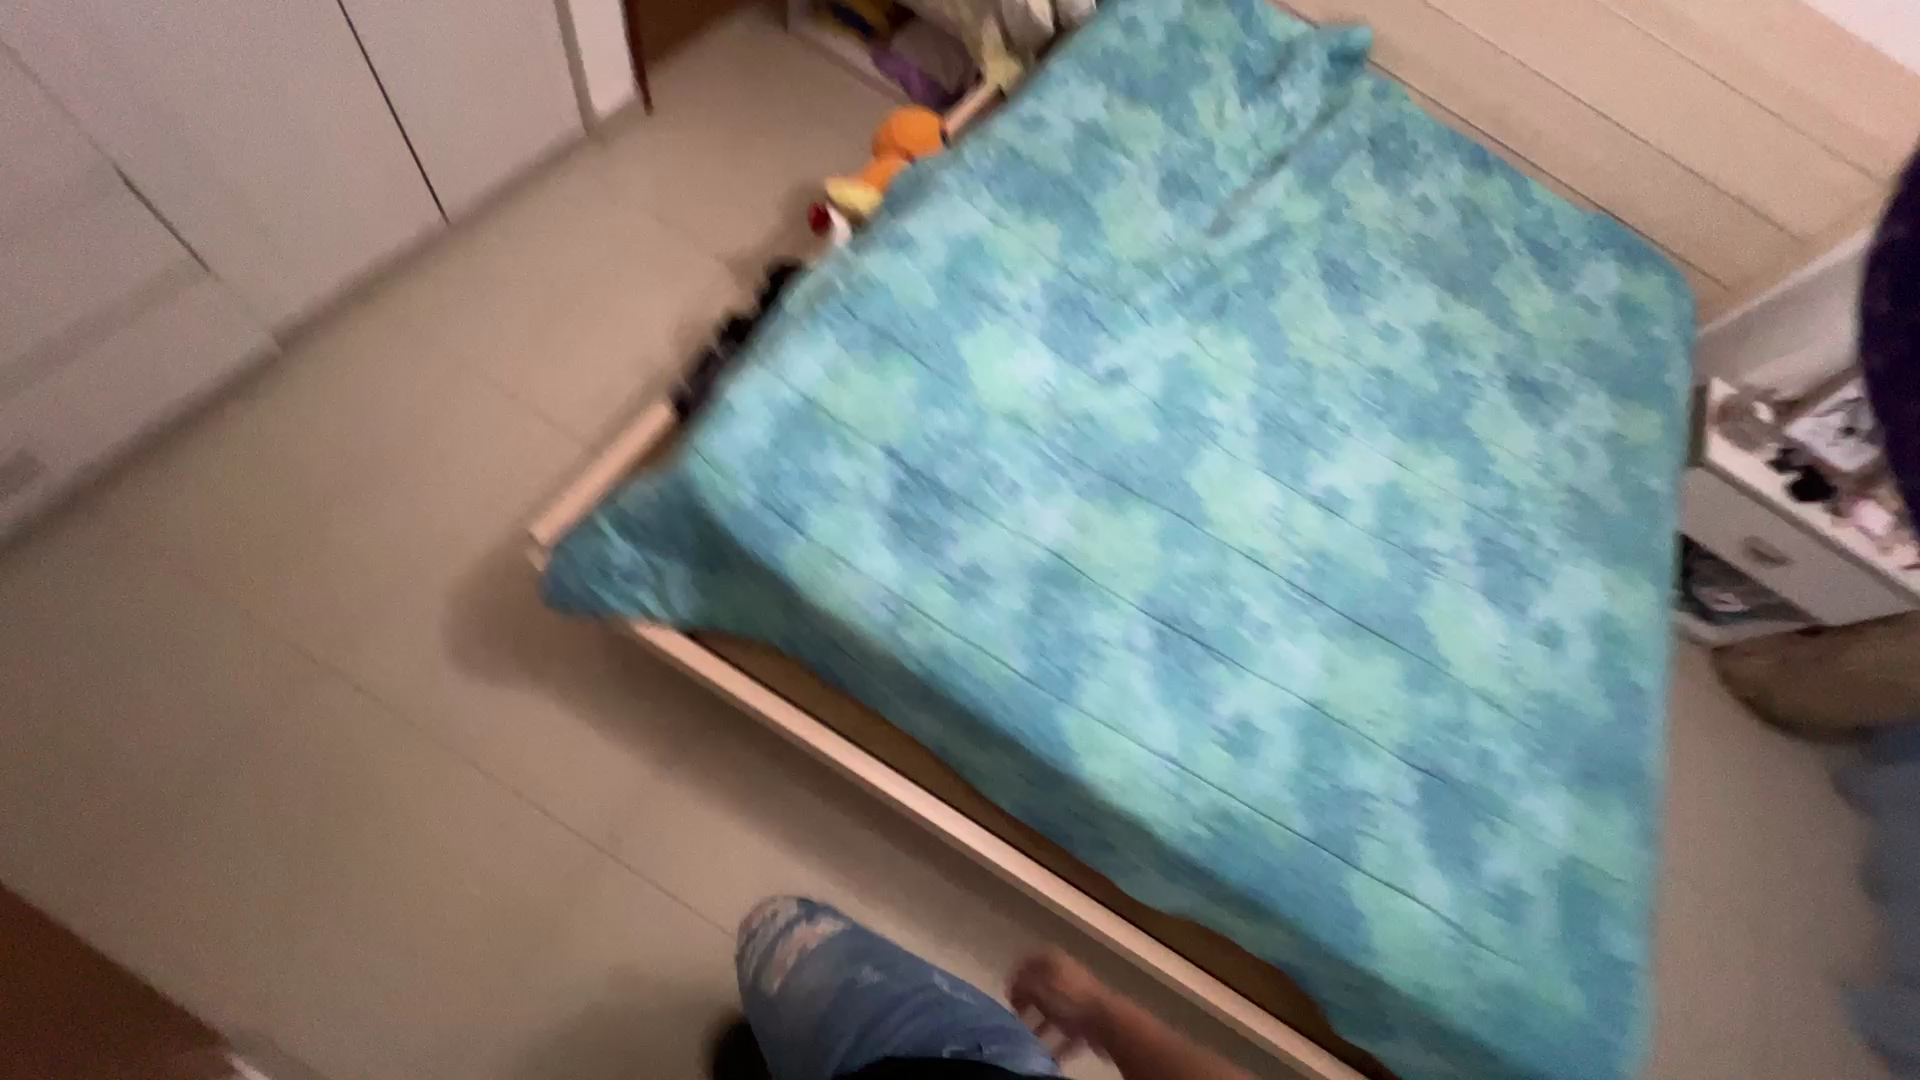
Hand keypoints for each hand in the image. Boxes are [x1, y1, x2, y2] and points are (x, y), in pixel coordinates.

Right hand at [1008, 948, 1113, 1061]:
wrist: (1106, 1020)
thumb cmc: (1068, 1000)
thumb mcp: (1039, 989)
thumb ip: (1022, 986)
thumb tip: (1013, 987)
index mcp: (1053, 960)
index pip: (1028, 962)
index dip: (1016, 978)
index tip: (1008, 996)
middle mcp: (1065, 973)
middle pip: (1041, 987)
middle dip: (1027, 1004)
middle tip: (1017, 1018)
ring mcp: (1078, 996)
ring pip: (1053, 1010)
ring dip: (1041, 1025)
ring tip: (1029, 1040)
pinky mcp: (1087, 1017)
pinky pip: (1067, 1029)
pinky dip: (1057, 1041)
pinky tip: (1048, 1054)